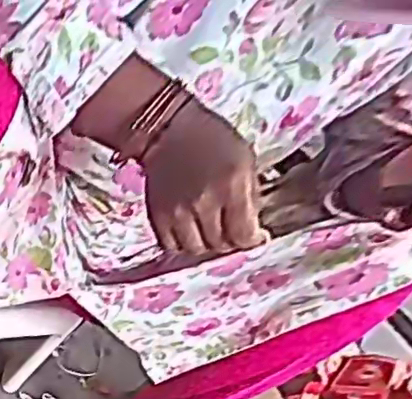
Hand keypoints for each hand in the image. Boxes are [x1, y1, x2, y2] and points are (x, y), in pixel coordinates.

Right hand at [141, 96, 268, 260]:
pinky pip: (173, 246)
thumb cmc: (213, 141)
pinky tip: (189, 232)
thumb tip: (252, 226)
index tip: (252, 238)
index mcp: (232, 185)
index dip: (250, 240)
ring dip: (205, 245)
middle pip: (219, 245)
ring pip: (196, 249)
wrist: (170, 134)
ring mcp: (179, 214)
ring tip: (209, 233)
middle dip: (228, 241)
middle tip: (230, 233)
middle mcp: (205, 203)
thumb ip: (249, 194)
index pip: (243, 234)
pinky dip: (183, 244)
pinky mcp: (159, 219)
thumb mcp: (244, 159)